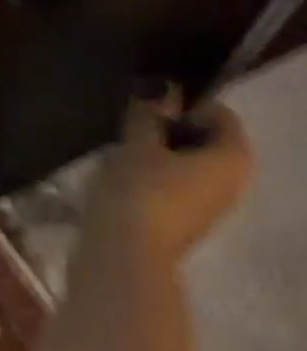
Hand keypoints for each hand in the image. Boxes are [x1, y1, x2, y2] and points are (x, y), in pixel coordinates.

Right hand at [83, 86, 254, 258]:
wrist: (120, 261)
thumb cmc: (135, 197)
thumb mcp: (135, 150)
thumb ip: (147, 119)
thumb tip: (157, 90)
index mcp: (235, 154)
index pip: (217, 115)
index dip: (179, 110)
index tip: (141, 116)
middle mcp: (234, 180)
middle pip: (203, 147)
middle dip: (167, 142)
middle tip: (126, 144)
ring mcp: (210, 211)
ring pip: (185, 175)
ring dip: (156, 169)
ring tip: (116, 173)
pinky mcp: (182, 233)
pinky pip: (170, 200)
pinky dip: (148, 194)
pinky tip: (118, 199)